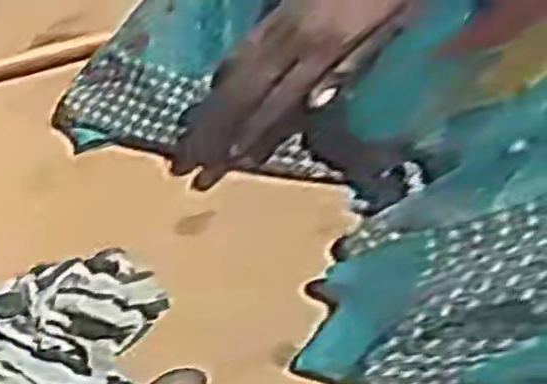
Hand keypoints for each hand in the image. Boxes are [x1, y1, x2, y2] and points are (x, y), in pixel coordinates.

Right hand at [172, 0, 409, 188]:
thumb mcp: (402, 15)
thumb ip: (356, 60)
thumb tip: (313, 104)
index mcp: (327, 43)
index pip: (276, 102)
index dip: (247, 136)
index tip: (220, 166)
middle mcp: (290, 39)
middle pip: (238, 97)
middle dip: (207, 137)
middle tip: (180, 169)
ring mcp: (279, 25)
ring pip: (228, 80)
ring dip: (202, 118)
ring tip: (182, 148)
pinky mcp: (276, 13)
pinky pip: (237, 55)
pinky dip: (218, 84)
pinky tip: (209, 101)